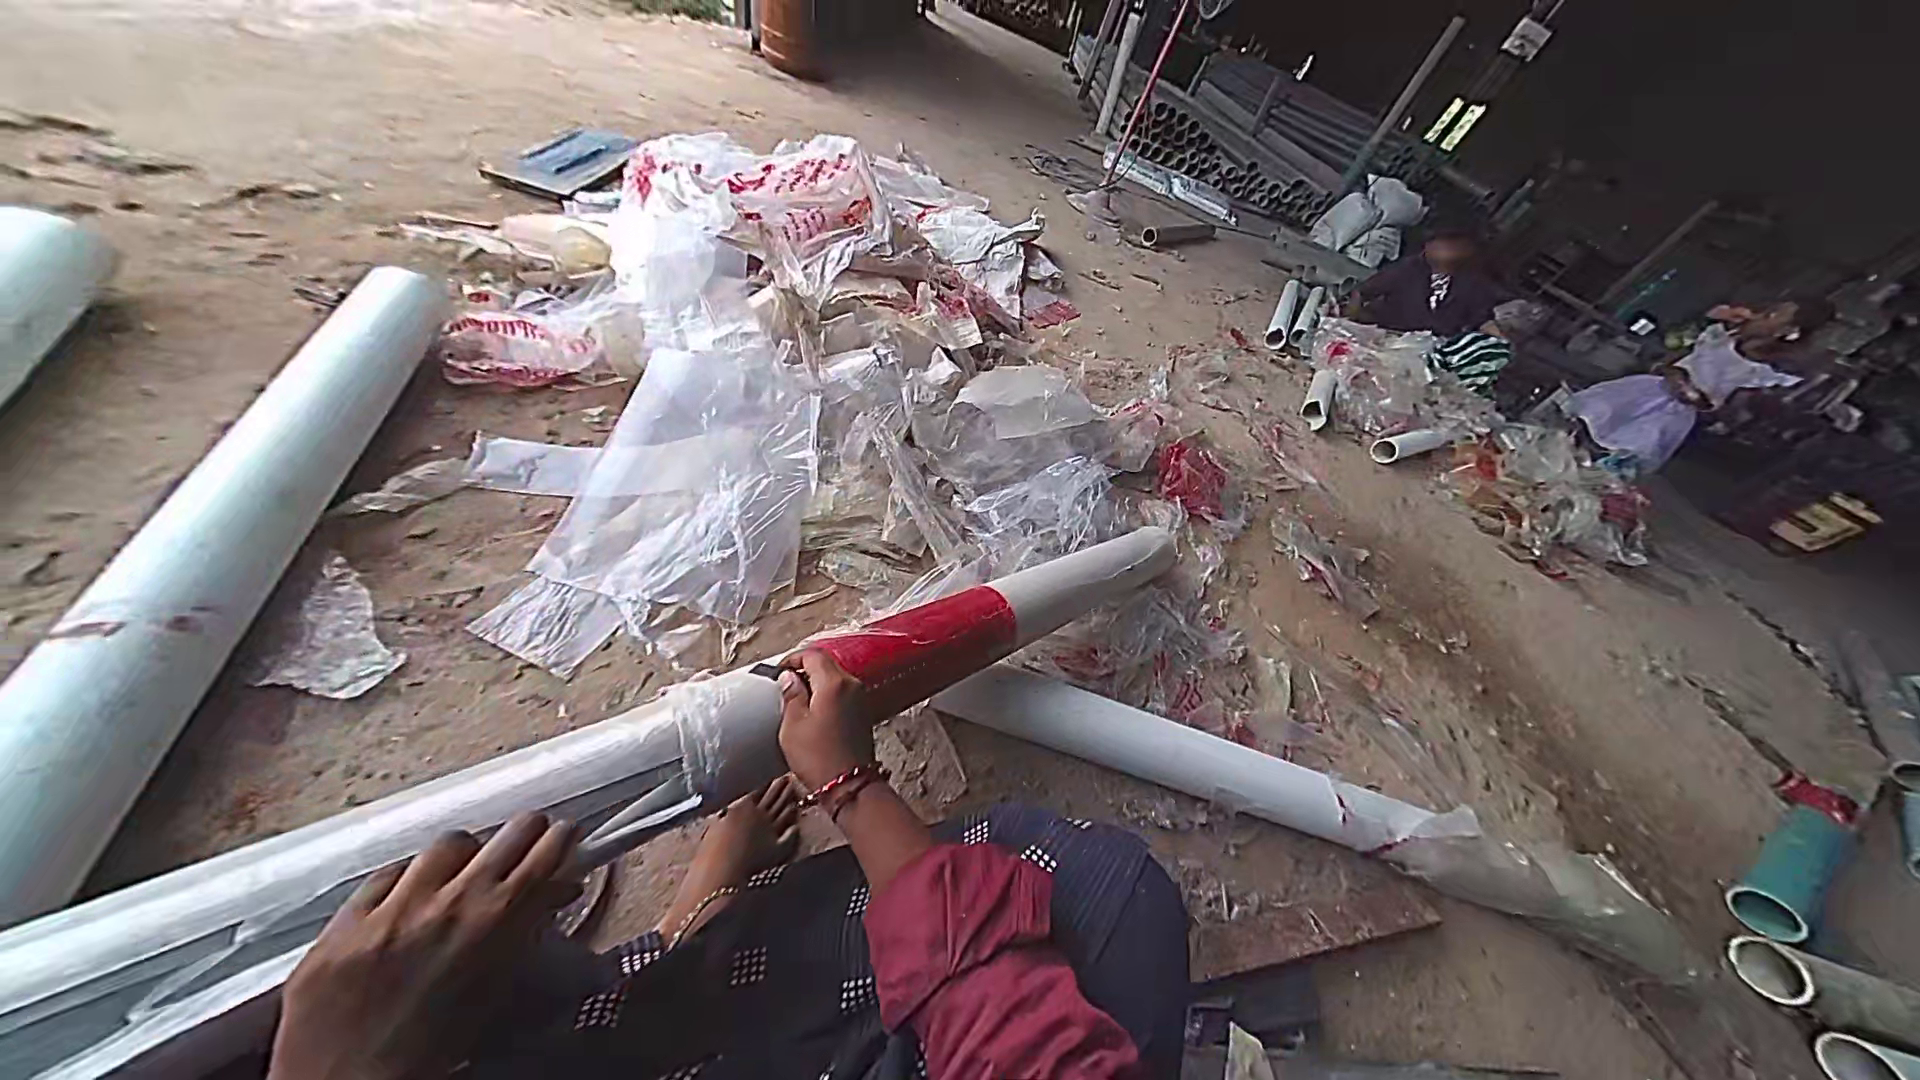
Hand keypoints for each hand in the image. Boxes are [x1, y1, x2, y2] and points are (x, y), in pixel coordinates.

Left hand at [269, 814, 580, 1079]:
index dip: (564, 836)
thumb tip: (562, 887)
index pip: (551, 845)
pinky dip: (404, 881)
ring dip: (465, 854)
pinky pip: (387, 875)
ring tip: (460, 873)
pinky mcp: (344, 927)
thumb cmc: (434, 1049)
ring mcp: (395, 912)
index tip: (564, 837)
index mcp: (500, 919)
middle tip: (525, 844)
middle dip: (527, 833)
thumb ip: (532, 926)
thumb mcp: (501, 983)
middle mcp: (454, 903)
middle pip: (513, 829)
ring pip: (450, 843)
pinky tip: (407, 900)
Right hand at [777, 649, 877, 789]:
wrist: (849, 785)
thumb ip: (792, 695)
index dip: (793, 659)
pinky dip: (827, 693)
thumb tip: (789, 677)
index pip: (813, 655)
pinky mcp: (863, 711)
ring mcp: (860, 698)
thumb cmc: (818, 757)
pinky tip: (814, 710)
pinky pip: (843, 692)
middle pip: (826, 664)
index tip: (780, 671)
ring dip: (817, 681)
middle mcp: (852, 685)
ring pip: (836, 677)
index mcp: (834, 683)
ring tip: (798, 698)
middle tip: (786, 684)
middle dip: (805, 668)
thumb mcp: (793, 725)